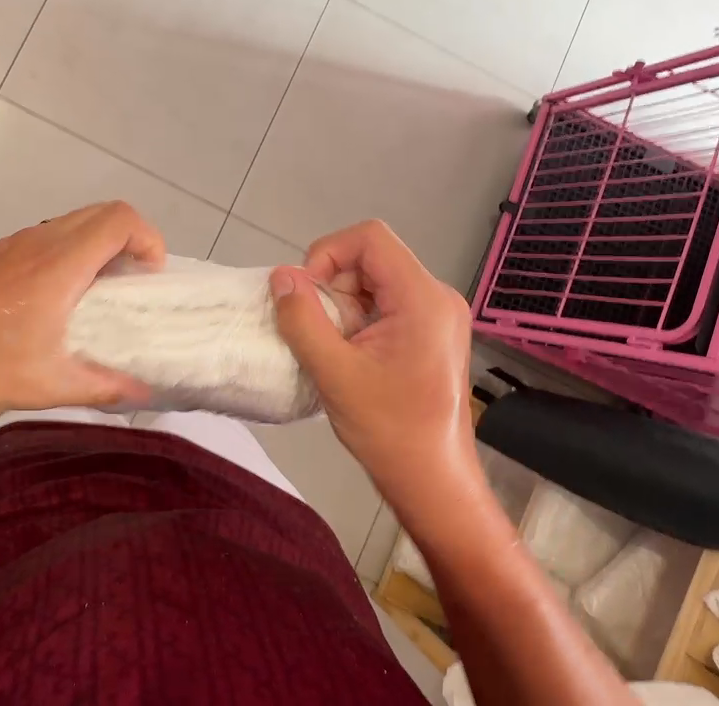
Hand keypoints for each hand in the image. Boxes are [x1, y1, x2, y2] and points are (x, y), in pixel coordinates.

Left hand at [0, 202, 163, 418]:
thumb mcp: (49, 385)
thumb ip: (104, 385)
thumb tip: (145, 391)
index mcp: (58, 266)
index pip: (119, 219)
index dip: (148, 238)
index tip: (150, 277)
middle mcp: (38, 242)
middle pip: (100, 213)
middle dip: (129, 240)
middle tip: (132, 286)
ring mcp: (12, 244)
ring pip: (71, 222)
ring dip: (97, 245)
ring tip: (97, 295)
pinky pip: (46, 237)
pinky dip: (69, 252)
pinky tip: (55, 300)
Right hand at [270, 221, 480, 513]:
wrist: (434, 481)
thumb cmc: (389, 429)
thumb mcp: (334, 373)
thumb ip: (302, 318)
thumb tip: (280, 276)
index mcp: (423, 298)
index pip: (369, 238)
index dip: (327, 253)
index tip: (307, 293)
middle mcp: (437, 297)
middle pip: (372, 257)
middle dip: (334, 283)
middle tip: (318, 327)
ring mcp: (438, 315)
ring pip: (375, 280)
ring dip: (343, 303)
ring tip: (334, 345)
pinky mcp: (432, 333)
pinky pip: (386, 302)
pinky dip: (358, 317)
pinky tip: (351, 353)